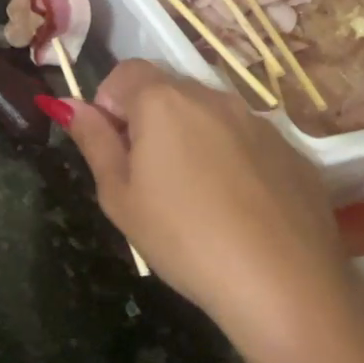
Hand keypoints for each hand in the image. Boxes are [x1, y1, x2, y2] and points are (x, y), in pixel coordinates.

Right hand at [58, 60, 352, 337]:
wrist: (289, 291)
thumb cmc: (184, 239)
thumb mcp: (119, 195)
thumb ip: (93, 141)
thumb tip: (67, 104)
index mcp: (162, 101)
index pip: (125, 71)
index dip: (109, 101)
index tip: (113, 145)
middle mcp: (213, 99)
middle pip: (168, 90)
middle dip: (150, 118)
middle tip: (147, 174)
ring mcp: (261, 125)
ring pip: (210, 115)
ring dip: (192, 137)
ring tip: (194, 194)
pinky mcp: (296, 156)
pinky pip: (248, 142)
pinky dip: (232, 159)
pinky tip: (236, 208)